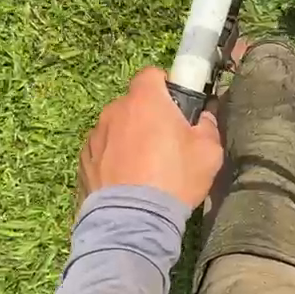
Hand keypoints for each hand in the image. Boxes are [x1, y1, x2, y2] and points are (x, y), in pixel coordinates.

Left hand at [77, 67, 222, 206]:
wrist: (134, 219)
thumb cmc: (175, 178)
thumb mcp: (209, 152)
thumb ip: (208, 126)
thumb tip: (203, 119)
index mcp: (146, 100)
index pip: (152, 74)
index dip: (166, 86)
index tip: (178, 106)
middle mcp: (115, 110)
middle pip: (134, 103)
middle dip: (149, 116)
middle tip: (168, 143)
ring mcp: (96, 135)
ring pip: (118, 127)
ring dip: (130, 138)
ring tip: (146, 168)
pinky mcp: (84, 161)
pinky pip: (104, 151)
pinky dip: (115, 159)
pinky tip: (130, 182)